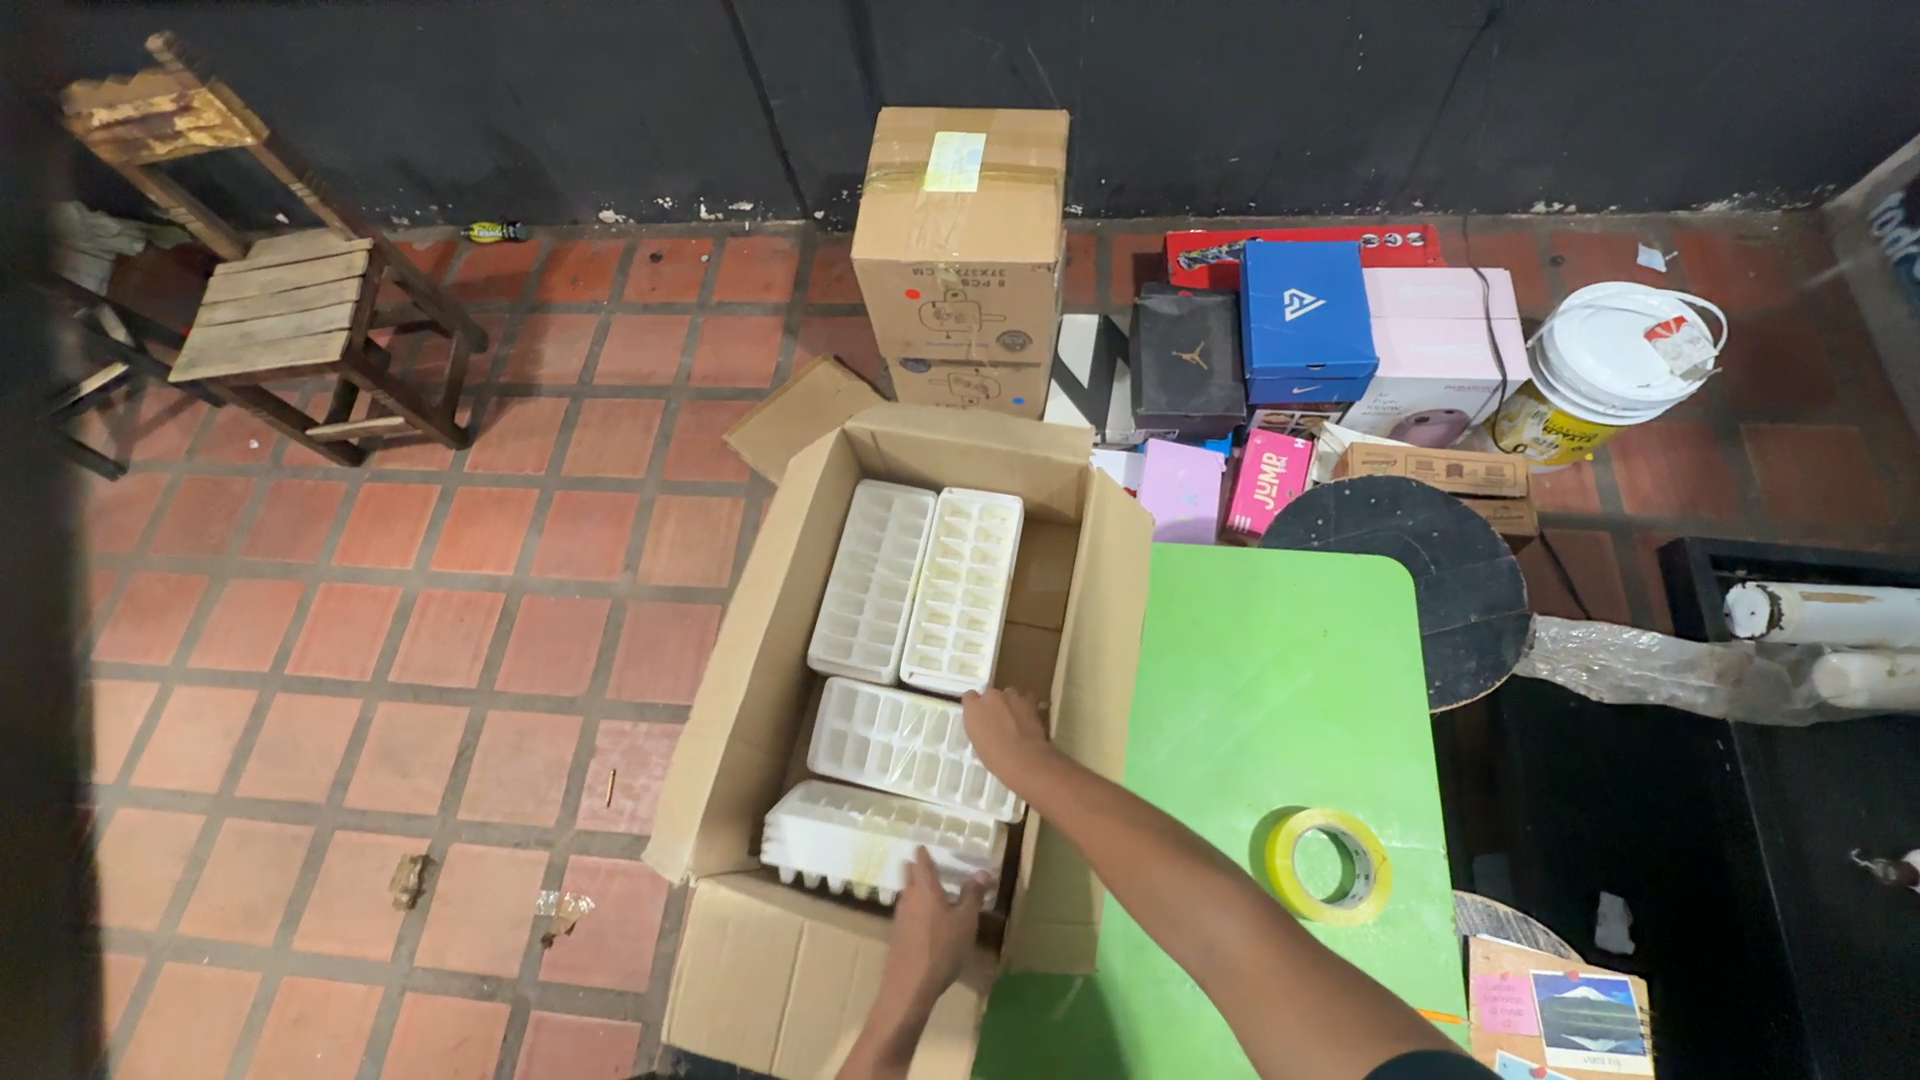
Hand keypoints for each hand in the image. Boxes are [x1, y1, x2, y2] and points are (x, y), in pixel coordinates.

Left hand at [882, 847, 988, 1006]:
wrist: (910, 986)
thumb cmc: (942, 947)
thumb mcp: (965, 921)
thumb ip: (972, 895)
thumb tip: (982, 872)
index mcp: (925, 888)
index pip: (922, 862)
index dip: (923, 853)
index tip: (923, 845)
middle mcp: (909, 898)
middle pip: (909, 876)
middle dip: (915, 868)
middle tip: (922, 863)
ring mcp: (900, 918)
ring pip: (906, 895)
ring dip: (913, 889)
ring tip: (925, 889)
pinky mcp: (897, 937)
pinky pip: (906, 913)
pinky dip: (914, 909)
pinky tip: (923, 920)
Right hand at [961, 687, 1053, 778]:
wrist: (1023, 758)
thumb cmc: (995, 758)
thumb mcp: (978, 744)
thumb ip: (979, 728)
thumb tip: (985, 728)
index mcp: (973, 708)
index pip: (969, 697)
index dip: (975, 706)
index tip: (978, 716)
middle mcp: (990, 696)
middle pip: (990, 694)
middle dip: (993, 704)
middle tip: (998, 720)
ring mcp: (1011, 696)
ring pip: (1009, 693)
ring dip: (1010, 703)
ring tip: (1014, 718)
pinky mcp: (1029, 700)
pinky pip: (1027, 698)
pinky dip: (1026, 705)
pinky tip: (1028, 717)